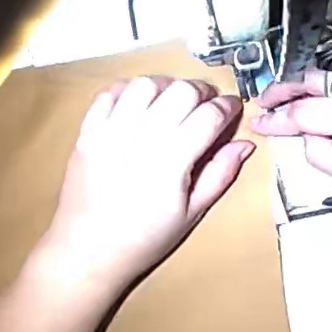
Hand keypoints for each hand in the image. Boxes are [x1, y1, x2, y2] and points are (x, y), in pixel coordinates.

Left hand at [35, 76, 255, 291]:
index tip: (233, 109)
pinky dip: (128, 91)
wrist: (88, 249)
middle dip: (202, 92)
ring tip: (171, 102)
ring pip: (146, 83)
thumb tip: (244, 144)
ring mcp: (111, 128)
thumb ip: (220, 173)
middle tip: (206, 106)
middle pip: (182, 90)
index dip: (228, 106)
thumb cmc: (142, 238)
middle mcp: (142, 134)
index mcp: (173, 157)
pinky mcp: (88, 129)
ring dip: (165, 86)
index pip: (210, 113)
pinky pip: (110, 93)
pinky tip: (138, 105)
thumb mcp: (191, 213)